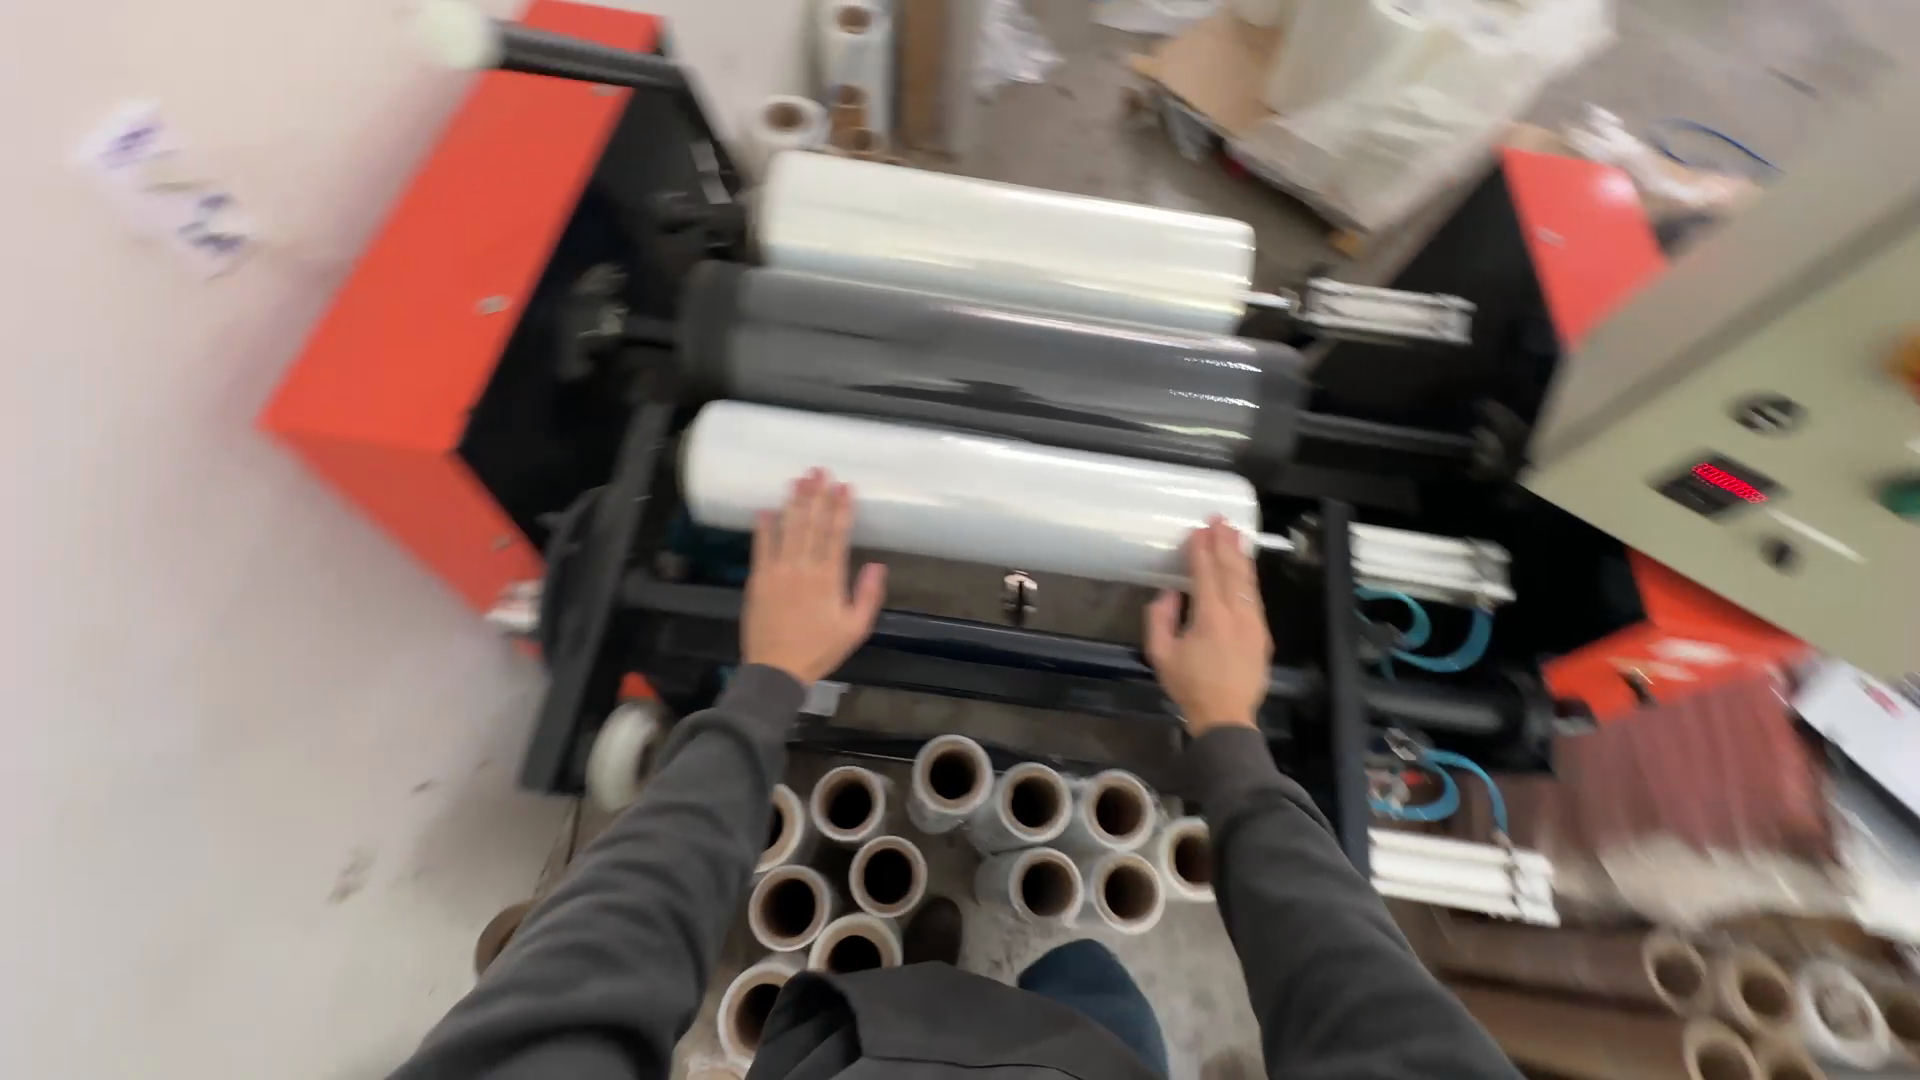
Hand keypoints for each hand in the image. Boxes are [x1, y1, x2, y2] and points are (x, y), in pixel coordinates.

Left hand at [742, 468, 887, 683]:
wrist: (776, 669)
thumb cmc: (820, 650)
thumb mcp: (855, 628)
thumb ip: (868, 596)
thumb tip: (877, 565)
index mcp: (829, 579)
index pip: (837, 534)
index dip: (841, 508)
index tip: (844, 486)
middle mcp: (803, 568)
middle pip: (811, 524)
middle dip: (816, 495)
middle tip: (819, 470)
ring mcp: (778, 571)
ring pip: (787, 529)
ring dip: (793, 503)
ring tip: (798, 479)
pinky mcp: (758, 580)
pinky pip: (761, 548)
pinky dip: (764, 528)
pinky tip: (765, 510)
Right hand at [1143, 516, 1273, 734]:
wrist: (1225, 717)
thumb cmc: (1188, 686)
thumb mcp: (1160, 654)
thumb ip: (1160, 618)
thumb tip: (1170, 592)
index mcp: (1210, 617)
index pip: (1206, 573)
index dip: (1201, 549)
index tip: (1198, 530)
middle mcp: (1237, 615)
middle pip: (1232, 571)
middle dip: (1225, 543)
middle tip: (1219, 520)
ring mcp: (1254, 624)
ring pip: (1248, 582)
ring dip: (1240, 555)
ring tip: (1235, 534)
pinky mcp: (1262, 634)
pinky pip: (1254, 597)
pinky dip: (1248, 577)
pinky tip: (1244, 568)